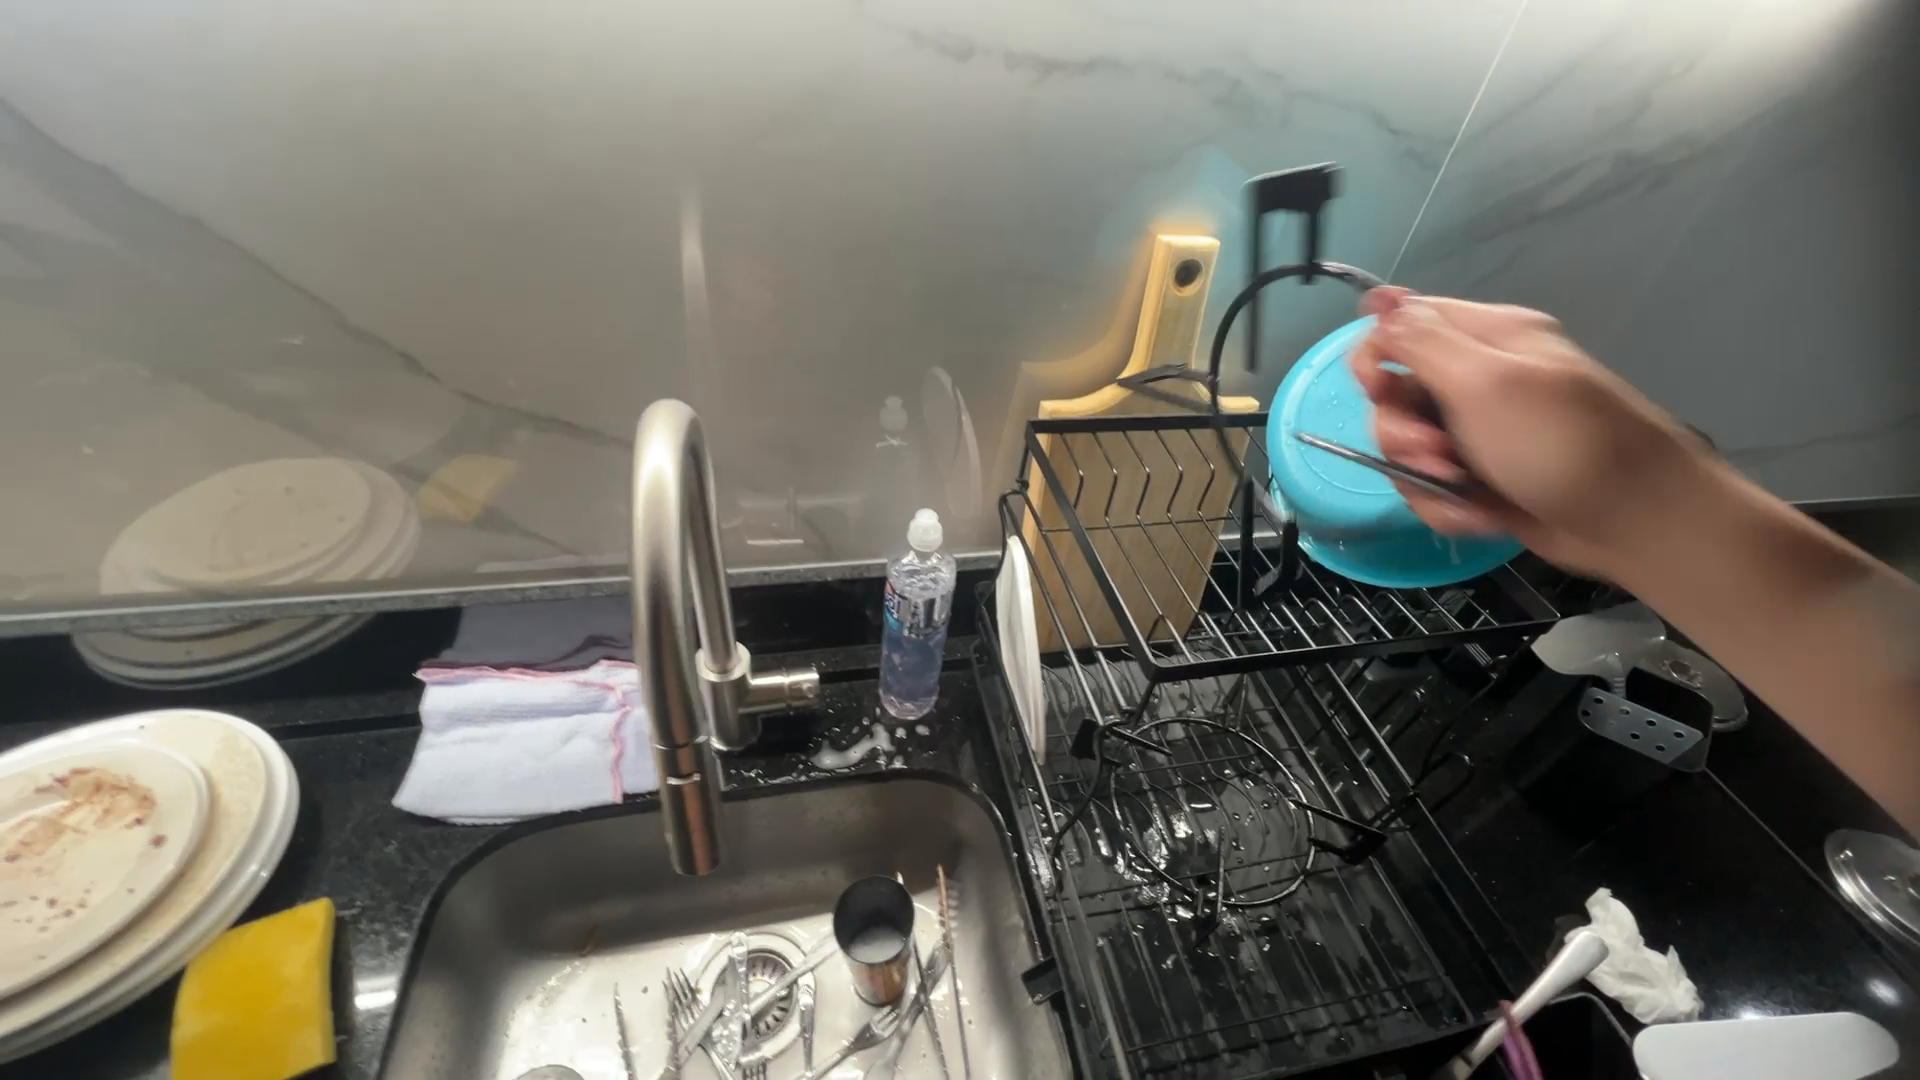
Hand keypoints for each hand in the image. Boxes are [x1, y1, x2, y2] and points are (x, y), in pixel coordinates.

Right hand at [1349, 287, 1711, 576]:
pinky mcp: (1475, 477)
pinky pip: (1428, 487)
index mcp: (1484, 341)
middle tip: (1437, 455)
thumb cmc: (1563, 443)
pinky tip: (1479, 513)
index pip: (1400, 326)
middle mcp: (1474, 381)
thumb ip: (1422, 341)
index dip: (1374, 357)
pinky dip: (1445, 505)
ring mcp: (1474, 432)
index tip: (1378, 389)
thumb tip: (1379, 300)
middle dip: (1401, 434)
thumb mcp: (1487, 383)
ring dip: (1422, 478)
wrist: (1635, 523)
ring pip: (1404, 451)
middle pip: (1392, 398)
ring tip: (1465, 491)